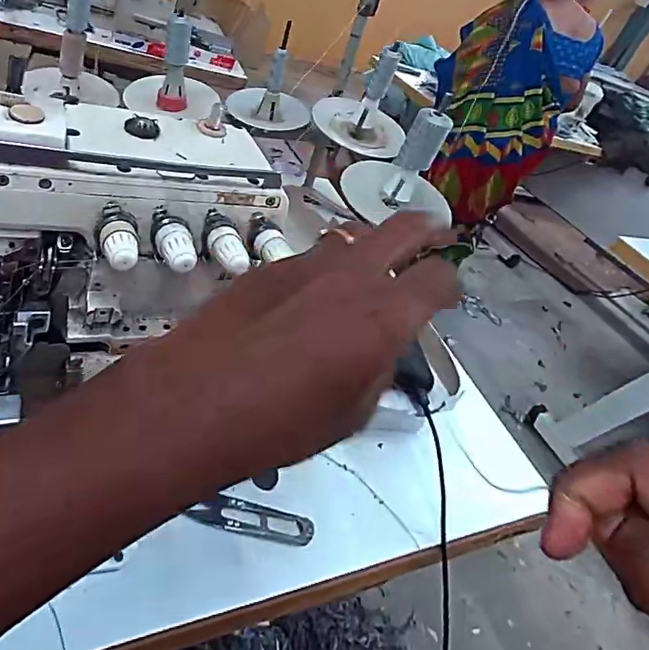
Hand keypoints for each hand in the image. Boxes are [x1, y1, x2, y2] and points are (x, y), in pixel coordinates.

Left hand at [100, 214, 459, 485]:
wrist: (198, 397)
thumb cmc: (277, 421)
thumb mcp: (350, 411)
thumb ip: (376, 368)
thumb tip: (380, 351)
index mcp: (382, 316)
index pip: (437, 280)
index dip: (450, 282)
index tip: (449, 288)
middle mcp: (348, 277)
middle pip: (402, 229)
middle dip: (426, 228)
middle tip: (436, 233)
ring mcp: (305, 265)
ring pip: (350, 237)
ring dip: (370, 245)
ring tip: (373, 262)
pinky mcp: (268, 267)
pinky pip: (310, 256)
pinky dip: (325, 265)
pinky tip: (315, 290)